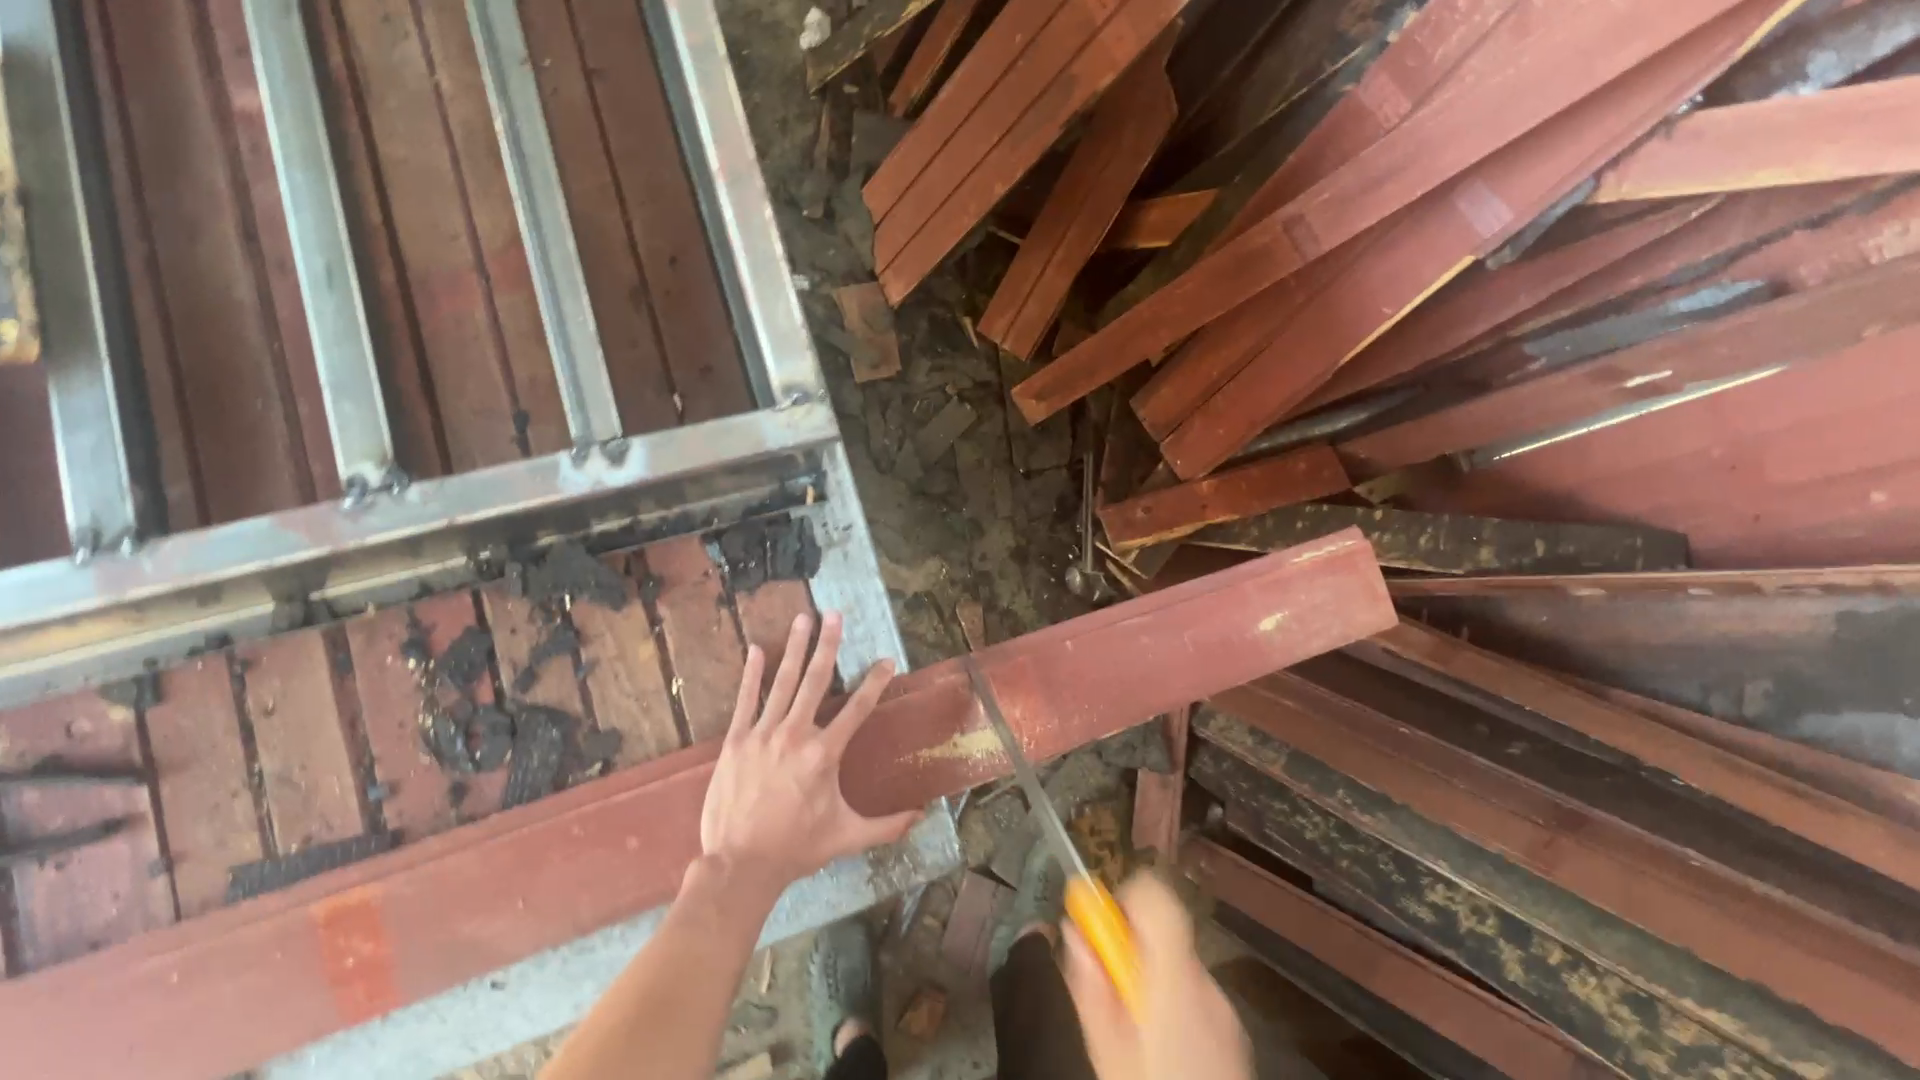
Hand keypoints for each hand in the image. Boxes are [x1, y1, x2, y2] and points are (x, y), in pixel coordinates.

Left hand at [698, 612, 921, 895]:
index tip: (886, 661)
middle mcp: (796, 736)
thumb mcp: (847, 838)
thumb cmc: (797, 850)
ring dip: (794, 648)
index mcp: (825, 756)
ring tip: (803, 619)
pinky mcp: (735, 742)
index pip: (857, 709)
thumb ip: (886, 826)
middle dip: (828, 645)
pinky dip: (752, 675)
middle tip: (835, 615)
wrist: (741, 864)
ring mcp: (762, 735)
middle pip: (816, 681)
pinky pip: (745, 701)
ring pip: (783, 683)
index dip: (874, 683)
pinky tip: (756, 650)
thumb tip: (922, 817)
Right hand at [1063, 874, 1253, 1079]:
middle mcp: (1208, 987)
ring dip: (1152, 982)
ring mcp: (1227, 1015)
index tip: (1098, 928)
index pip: (1158, 898)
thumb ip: (1088, 985)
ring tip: (1131, 1036)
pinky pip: (1197, 1001)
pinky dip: (1174, 1008)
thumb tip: (1075, 930)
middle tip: (1103, 994)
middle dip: (1130, 951)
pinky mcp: (1236, 1040)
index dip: (1125, 898)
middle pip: (1166, 935)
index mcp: (1173, 981)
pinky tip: (1161, 1054)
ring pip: (1180, 970)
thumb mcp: (1103, 1050)